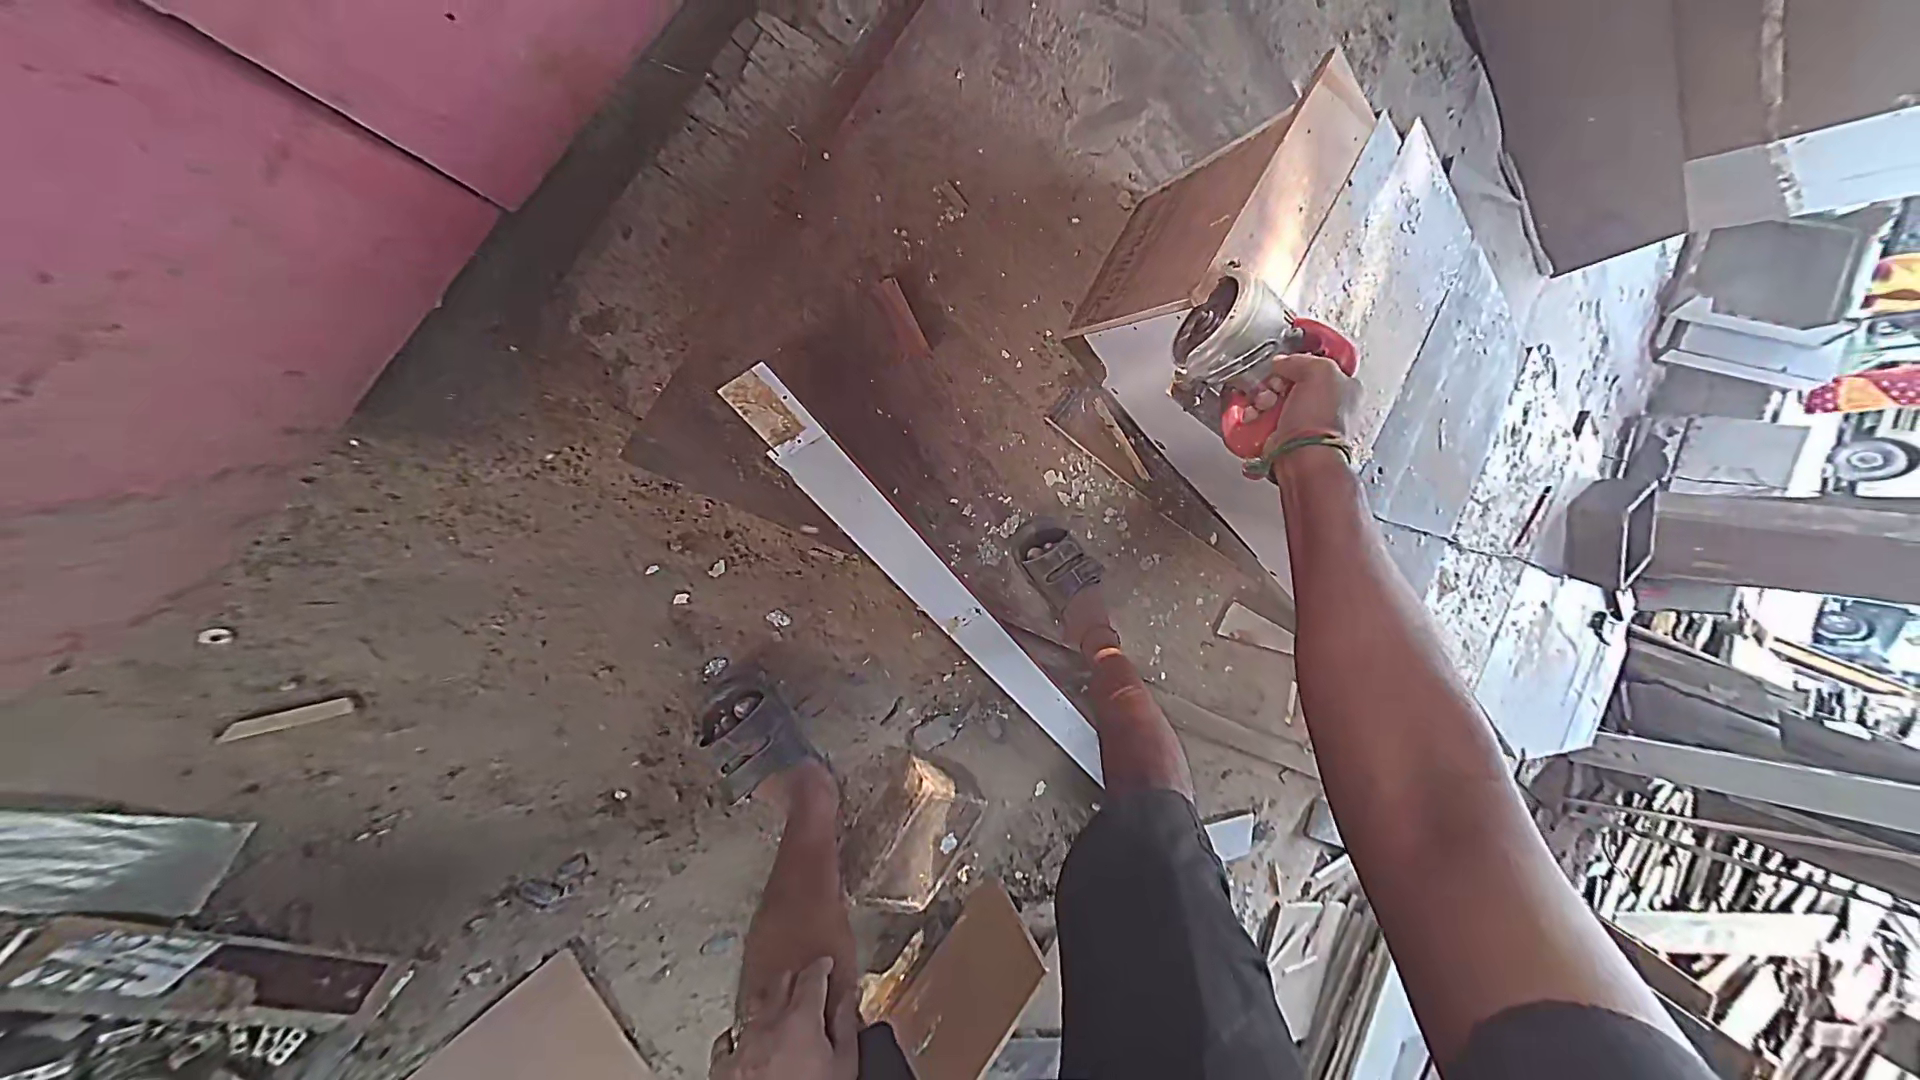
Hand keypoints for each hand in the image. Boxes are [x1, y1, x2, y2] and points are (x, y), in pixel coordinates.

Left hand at [711, 957, 857, 1079]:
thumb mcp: (843, 1066)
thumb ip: (846, 1024)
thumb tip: (848, 994)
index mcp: (800, 1018)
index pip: (812, 977)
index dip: (821, 967)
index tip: (826, 965)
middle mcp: (768, 1024)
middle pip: (781, 983)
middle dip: (795, 978)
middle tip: (805, 983)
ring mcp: (742, 1047)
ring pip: (753, 1006)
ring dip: (768, 1001)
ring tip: (777, 1005)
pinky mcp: (722, 1072)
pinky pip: (726, 1041)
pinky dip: (737, 1035)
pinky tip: (743, 1039)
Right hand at [1237, 352, 1358, 447]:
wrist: (1301, 456)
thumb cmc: (1318, 417)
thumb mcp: (1320, 372)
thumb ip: (1301, 359)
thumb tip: (1281, 363)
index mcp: (1343, 388)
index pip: (1315, 366)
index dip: (1297, 364)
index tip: (1286, 367)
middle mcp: (1322, 406)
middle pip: (1288, 384)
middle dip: (1273, 384)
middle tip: (1273, 389)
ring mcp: (1300, 423)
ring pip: (1271, 401)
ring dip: (1260, 401)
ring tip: (1262, 407)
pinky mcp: (1279, 437)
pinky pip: (1260, 420)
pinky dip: (1252, 418)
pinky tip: (1253, 418)